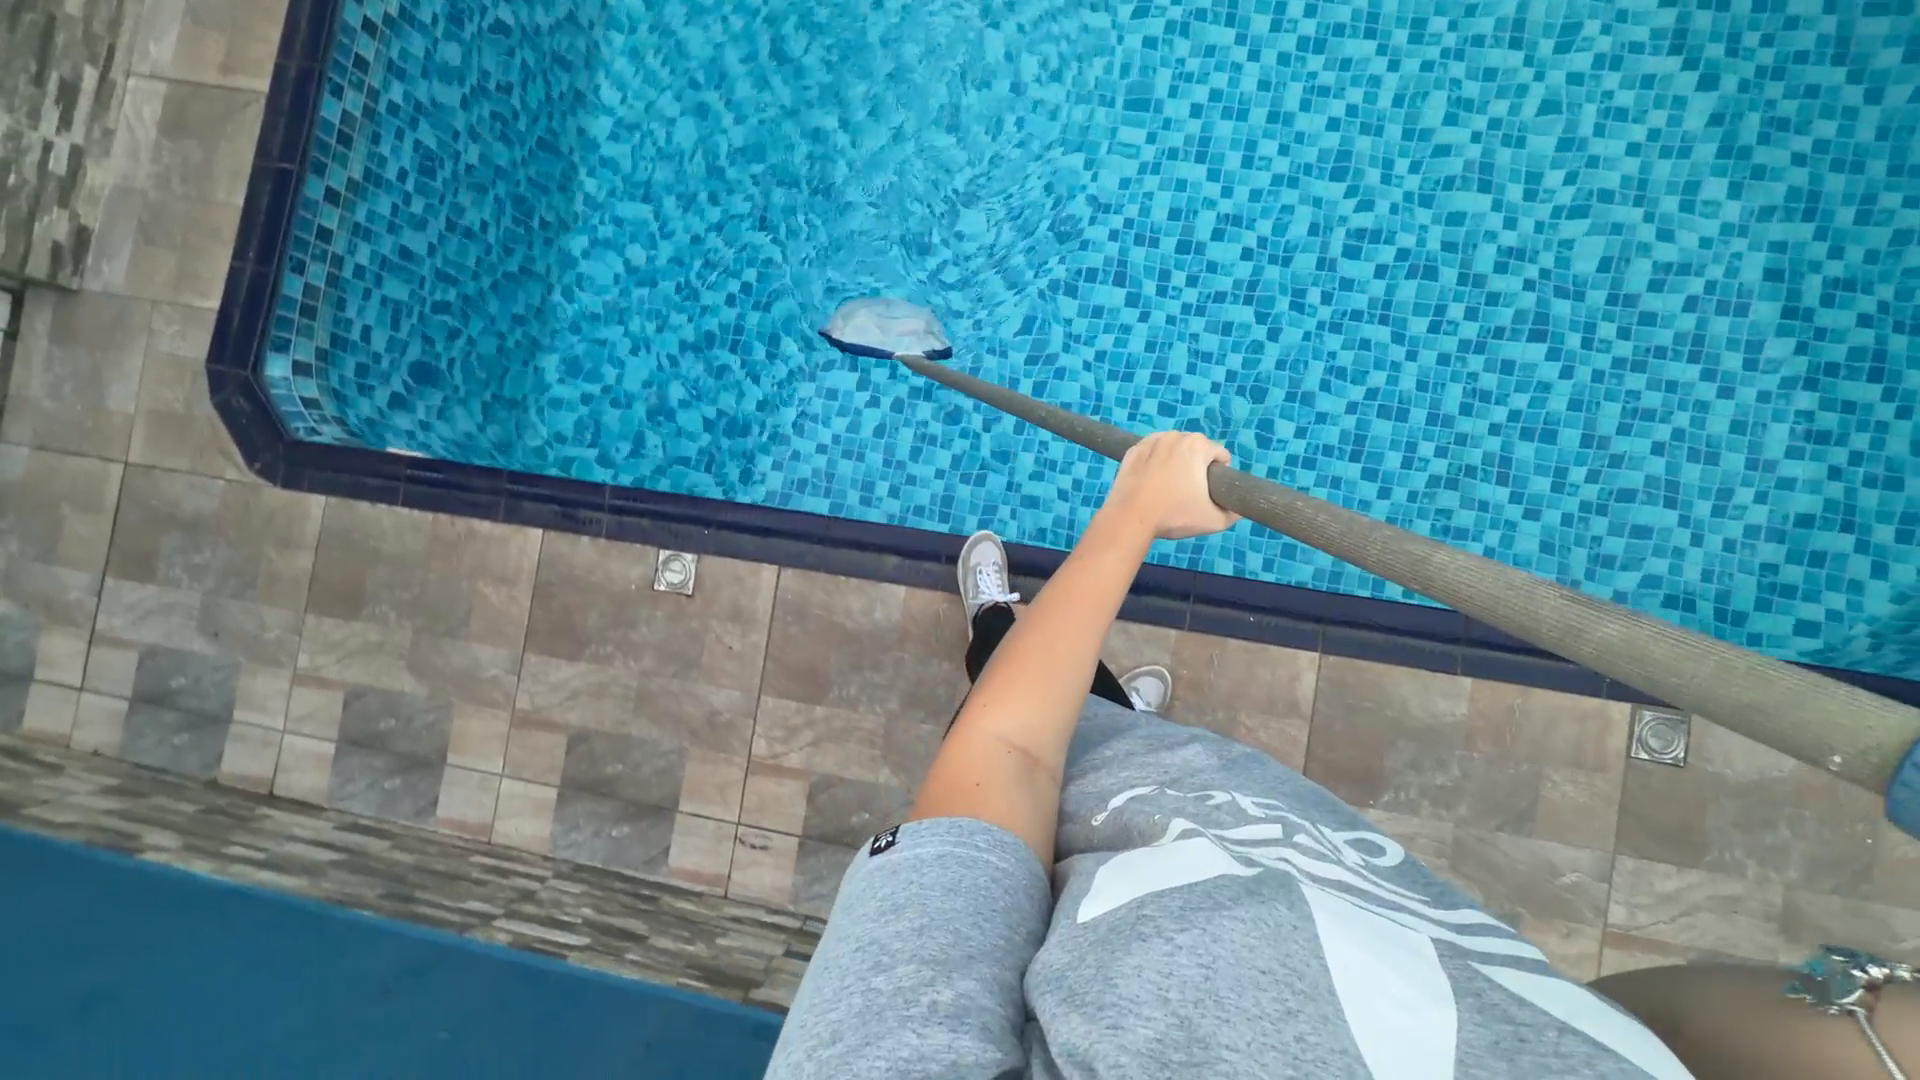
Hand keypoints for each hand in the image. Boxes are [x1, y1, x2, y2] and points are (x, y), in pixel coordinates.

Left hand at [1099, 431, 1240, 540]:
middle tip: (1187, 492)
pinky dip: (1154, 463)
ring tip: (1168, 488)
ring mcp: (1150, 441)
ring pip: (1172, 449)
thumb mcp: (1214, 520)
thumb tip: (1237, 510)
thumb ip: (1234, 512)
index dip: (1220, 474)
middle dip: (1196, 467)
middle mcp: (1175, 436)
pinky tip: (1151, 482)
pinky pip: (1152, 453)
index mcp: (1198, 445)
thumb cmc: (1174, 516)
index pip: (1220, 455)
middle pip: (1196, 449)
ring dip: (1175, 462)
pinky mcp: (1132, 450)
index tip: (1208, 492)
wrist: (1129, 518)